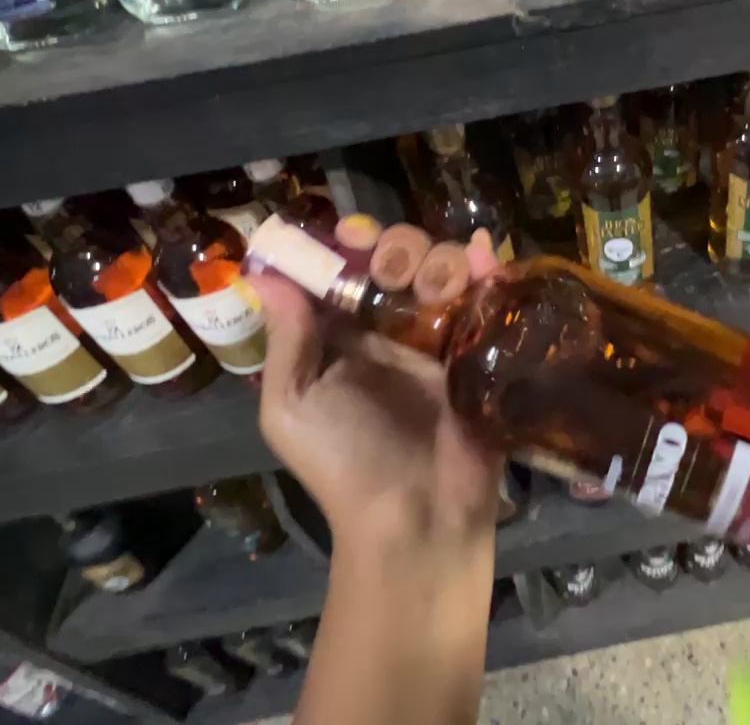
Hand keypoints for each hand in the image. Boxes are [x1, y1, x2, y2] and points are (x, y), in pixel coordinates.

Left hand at [252, 220, 506, 553]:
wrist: (417, 514)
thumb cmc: (345, 462)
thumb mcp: (293, 407)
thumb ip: (287, 341)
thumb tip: (263, 274)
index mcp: (343, 336)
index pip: (344, 269)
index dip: (345, 243)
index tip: (349, 234)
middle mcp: (391, 327)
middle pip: (399, 257)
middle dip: (397, 247)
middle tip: (394, 270)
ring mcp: (440, 335)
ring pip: (442, 267)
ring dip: (438, 260)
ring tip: (436, 288)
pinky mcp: (480, 347)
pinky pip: (485, 294)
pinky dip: (484, 265)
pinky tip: (481, 255)